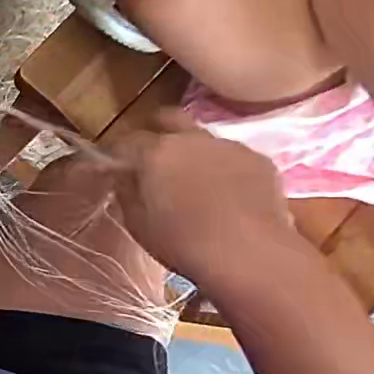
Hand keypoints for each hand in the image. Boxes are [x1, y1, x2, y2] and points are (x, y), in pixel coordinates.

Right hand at [112, 110, 300, 287]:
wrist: (250, 255)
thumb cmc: (183, 243)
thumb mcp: (138, 223)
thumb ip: (126, 191)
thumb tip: (122, 174)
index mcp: (155, 153)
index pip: (126, 141)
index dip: (117, 153)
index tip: (113, 167)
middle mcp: (191, 139)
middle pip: (168, 118)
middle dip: (156, 130)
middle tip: (152, 157)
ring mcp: (229, 146)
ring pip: (203, 138)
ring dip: (192, 152)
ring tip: (194, 181)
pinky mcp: (259, 160)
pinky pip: (232, 156)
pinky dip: (223, 168)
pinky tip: (226, 193)